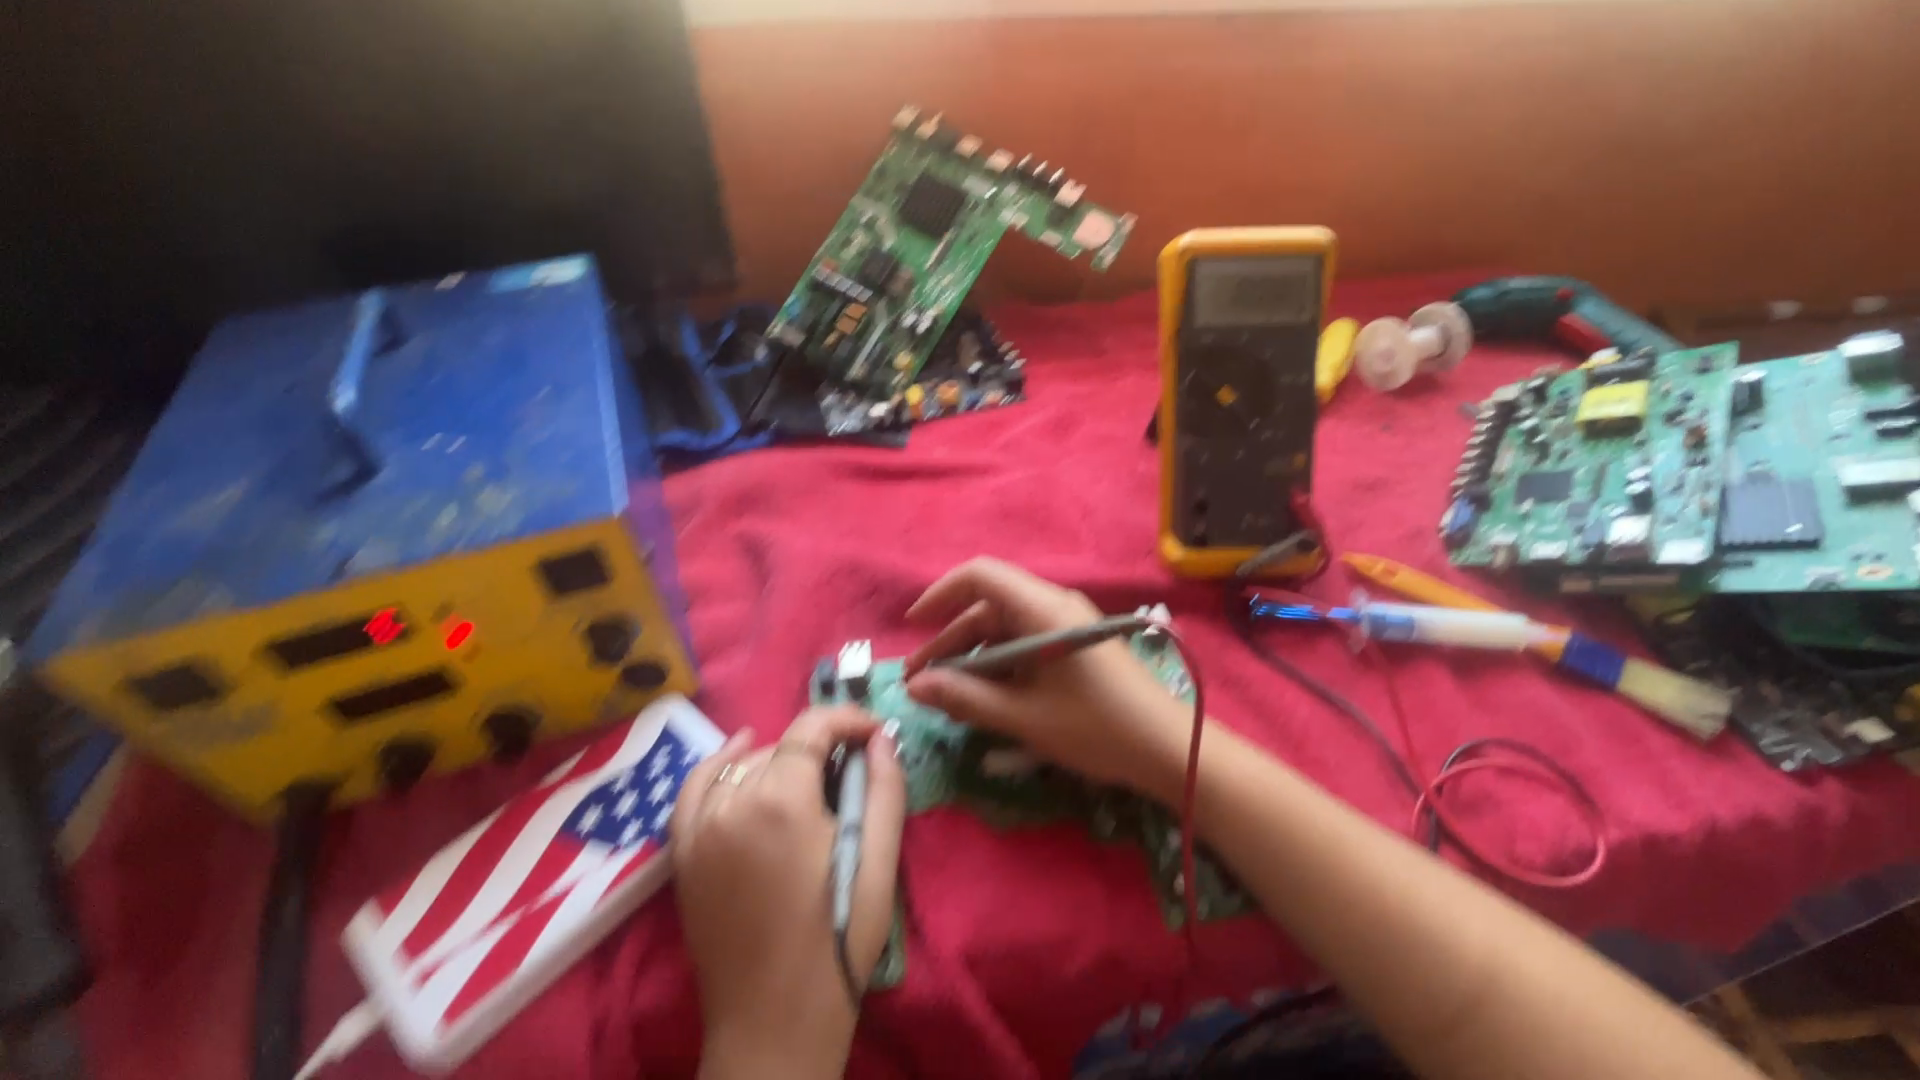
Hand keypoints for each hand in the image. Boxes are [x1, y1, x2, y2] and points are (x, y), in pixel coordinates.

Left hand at [671, 707, 905, 1079]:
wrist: (773, 1023)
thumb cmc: (836, 944)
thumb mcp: (878, 866)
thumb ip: (884, 791)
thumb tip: (881, 739)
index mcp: (781, 801)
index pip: (811, 729)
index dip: (847, 720)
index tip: (874, 732)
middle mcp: (731, 802)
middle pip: (779, 747)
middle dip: (819, 748)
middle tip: (852, 777)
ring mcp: (698, 828)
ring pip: (741, 765)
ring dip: (778, 762)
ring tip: (811, 786)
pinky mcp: (682, 854)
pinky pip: (695, 788)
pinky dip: (719, 765)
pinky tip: (738, 754)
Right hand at [902, 557, 1191, 804]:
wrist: (1168, 749)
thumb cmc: (1097, 728)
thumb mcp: (1024, 717)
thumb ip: (965, 698)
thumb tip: (914, 686)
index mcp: (1044, 610)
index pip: (980, 576)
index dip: (940, 594)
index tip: (913, 627)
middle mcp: (1054, 608)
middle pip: (988, 607)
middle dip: (949, 641)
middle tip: (918, 680)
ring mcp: (1067, 627)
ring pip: (1004, 629)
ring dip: (972, 658)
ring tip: (944, 696)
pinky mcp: (1074, 648)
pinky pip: (1025, 645)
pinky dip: (998, 667)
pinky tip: (982, 698)